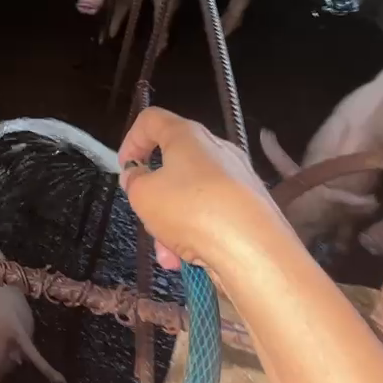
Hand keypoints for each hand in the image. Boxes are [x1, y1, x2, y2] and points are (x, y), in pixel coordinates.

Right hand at [118, 107, 286, 274]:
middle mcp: (217, 150)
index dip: (131, 140)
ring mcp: (240, 180)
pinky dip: (200, 234)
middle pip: (174, 166)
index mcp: (188, 135)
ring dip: (174, 224)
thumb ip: (133, 181)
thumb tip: (138, 176)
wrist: (257, 253)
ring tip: (169, 256)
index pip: (151, 120)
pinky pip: (215, 216)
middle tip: (146, 218)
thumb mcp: (143, 195)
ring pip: (193, 196)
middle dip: (155, 197)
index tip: (125, 168)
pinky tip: (192, 261)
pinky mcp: (254, 209)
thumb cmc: (191, 210)